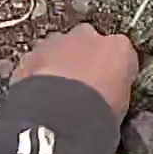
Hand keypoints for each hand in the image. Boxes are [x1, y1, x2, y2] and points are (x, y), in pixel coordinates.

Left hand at [12, 23, 137, 120]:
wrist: (61, 116)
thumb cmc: (99, 114)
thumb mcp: (120, 107)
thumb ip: (114, 93)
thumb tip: (108, 103)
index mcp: (119, 48)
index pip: (120, 53)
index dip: (112, 71)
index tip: (109, 86)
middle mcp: (88, 37)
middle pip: (87, 41)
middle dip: (84, 58)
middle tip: (81, 86)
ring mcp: (57, 42)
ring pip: (59, 48)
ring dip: (60, 64)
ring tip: (59, 94)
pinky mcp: (32, 54)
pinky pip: (37, 62)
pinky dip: (38, 74)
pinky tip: (40, 96)